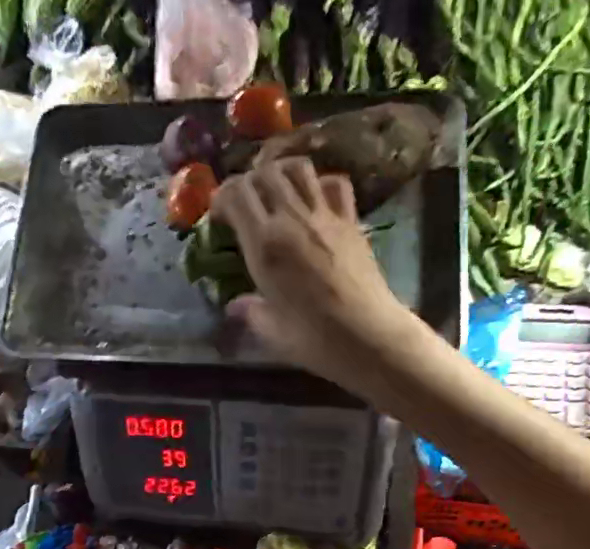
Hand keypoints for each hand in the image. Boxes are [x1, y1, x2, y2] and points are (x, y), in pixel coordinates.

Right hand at [211, 158, 422, 388]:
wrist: (369, 336)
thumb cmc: (315, 339)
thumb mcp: (272, 331)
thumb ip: (250, 312)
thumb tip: (236, 305)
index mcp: (264, 244)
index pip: (236, 194)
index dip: (222, 197)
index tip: (219, 216)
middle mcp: (292, 219)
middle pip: (265, 173)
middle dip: (249, 181)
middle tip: (246, 203)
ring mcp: (325, 216)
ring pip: (299, 168)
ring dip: (282, 172)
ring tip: (277, 191)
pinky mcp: (351, 221)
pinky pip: (335, 184)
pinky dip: (321, 182)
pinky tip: (316, 199)